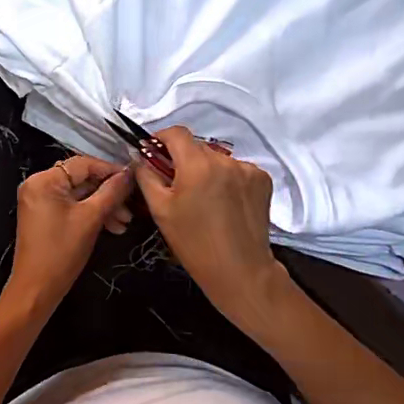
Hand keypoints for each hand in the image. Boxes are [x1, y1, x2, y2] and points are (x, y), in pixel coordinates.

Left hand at [7, 155, 135, 309]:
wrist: (36, 289)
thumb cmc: (62, 252)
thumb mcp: (91, 219)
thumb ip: (112, 192)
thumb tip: (128, 173)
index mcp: (44, 180)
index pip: (83, 164)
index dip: (110, 170)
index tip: (133, 180)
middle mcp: (38, 185)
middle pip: (81, 178)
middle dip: (108, 193)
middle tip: (130, 208)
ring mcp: (40, 200)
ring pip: (79, 194)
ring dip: (102, 205)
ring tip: (123, 222)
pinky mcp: (44, 215)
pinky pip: (71, 206)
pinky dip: (90, 213)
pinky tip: (111, 226)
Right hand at [132, 126, 295, 336]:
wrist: (239, 270)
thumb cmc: (193, 242)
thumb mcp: (160, 210)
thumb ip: (146, 176)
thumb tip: (141, 157)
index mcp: (197, 165)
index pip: (176, 132)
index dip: (161, 138)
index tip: (154, 152)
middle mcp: (224, 160)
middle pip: (197, 146)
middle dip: (183, 159)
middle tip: (176, 183)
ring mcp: (247, 169)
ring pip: (217, 159)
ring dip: (206, 169)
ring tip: (203, 197)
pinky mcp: (262, 180)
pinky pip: (237, 169)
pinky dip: (227, 178)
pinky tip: (224, 201)